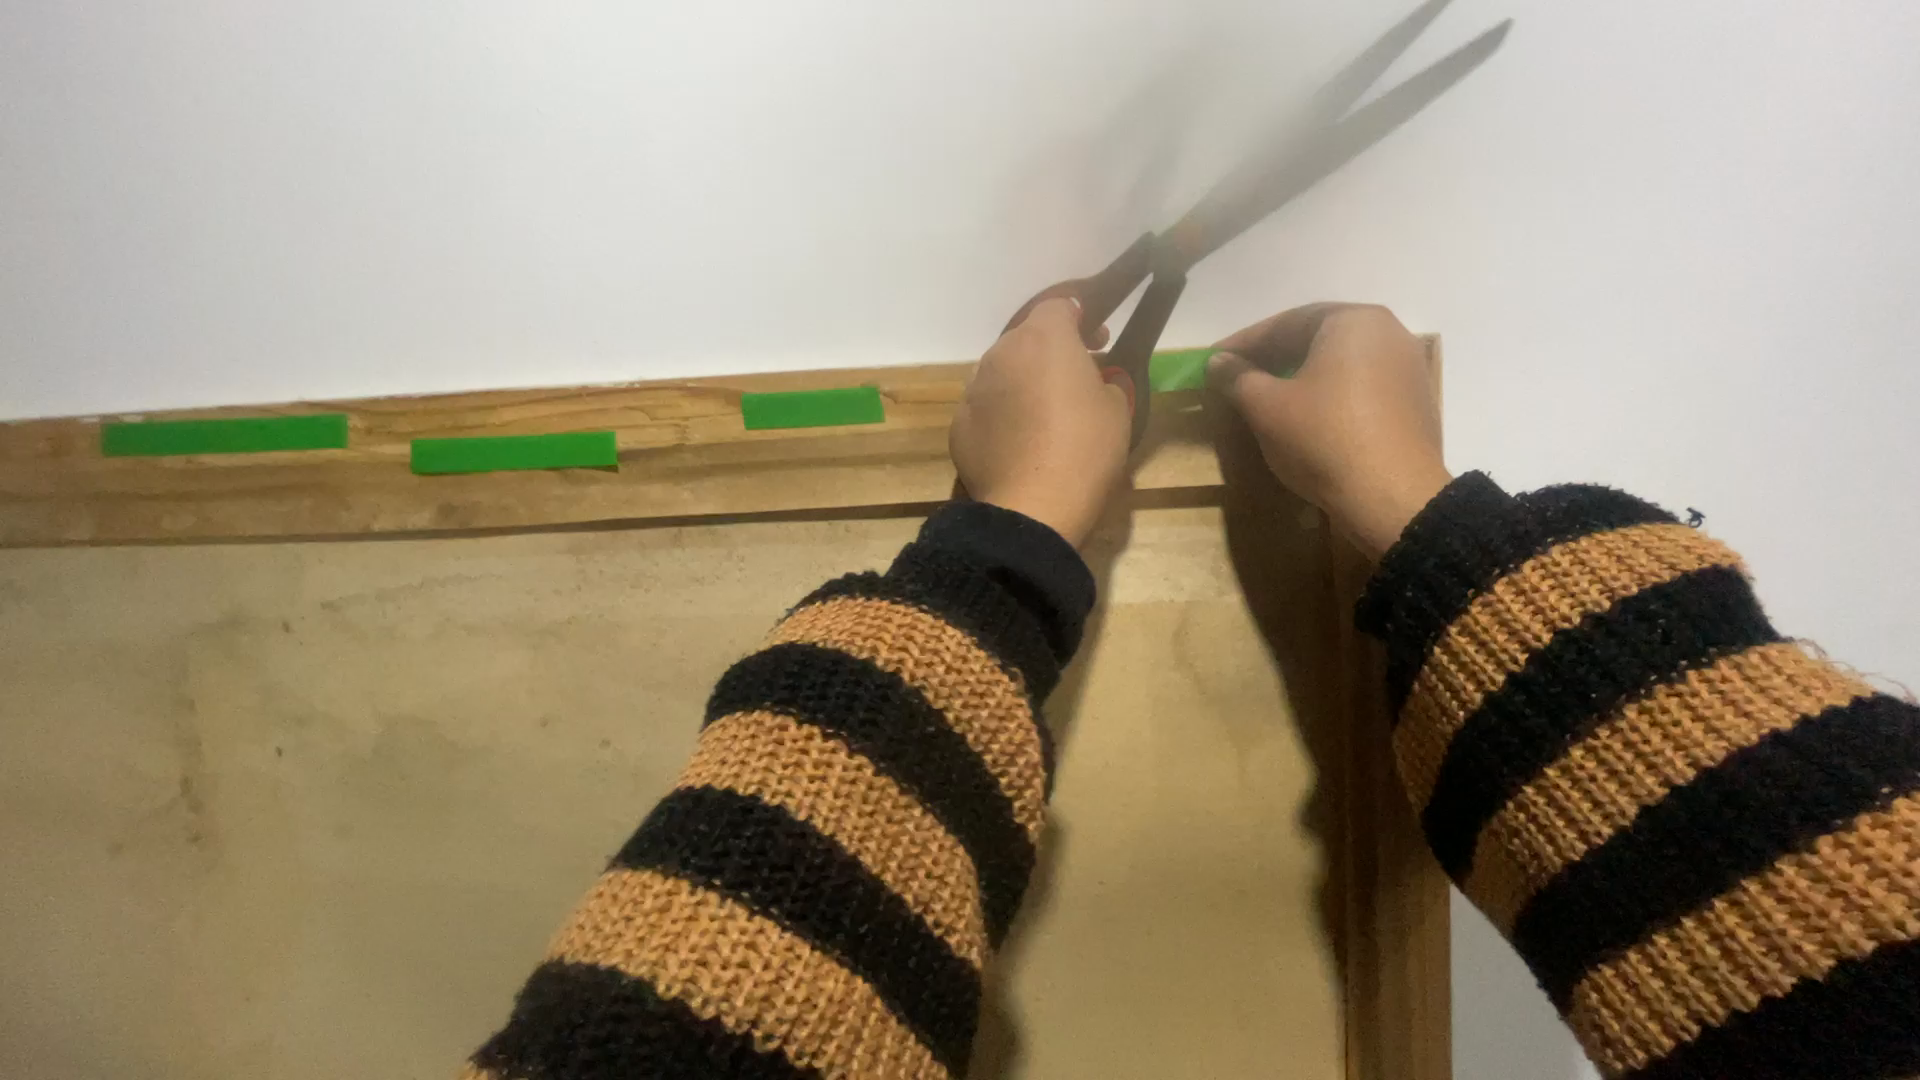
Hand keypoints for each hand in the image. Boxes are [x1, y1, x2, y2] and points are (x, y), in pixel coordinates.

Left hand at [950, 297, 1131, 547]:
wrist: (1033, 508)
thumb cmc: (1084, 450)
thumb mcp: (1117, 409)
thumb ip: (1106, 382)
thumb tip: (1097, 382)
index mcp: (1042, 339)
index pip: (1058, 307)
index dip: (1081, 321)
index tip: (1098, 344)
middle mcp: (999, 355)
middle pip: (1025, 342)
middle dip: (1049, 355)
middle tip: (1073, 383)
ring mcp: (973, 391)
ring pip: (1001, 375)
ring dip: (1021, 385)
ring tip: (1042, 419)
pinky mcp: (958, 426)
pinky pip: (984, 411)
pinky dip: (1000, 418)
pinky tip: (1018, 446)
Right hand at [1207, 303, 1449, 558]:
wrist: (1390, 497)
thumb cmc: (1322, 438)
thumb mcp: (1266, 407)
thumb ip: (1237, 377)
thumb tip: (1218, 363)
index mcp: (1353, 322)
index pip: (1285, 323)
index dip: (1242, 344)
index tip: (1213, 361)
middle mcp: (1387, 333)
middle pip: (1315, 339)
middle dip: (1271, 358)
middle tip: (1235, 378)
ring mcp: (1406, 368)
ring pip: (1337, 364)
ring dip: (1297, 377)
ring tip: (1264, 398)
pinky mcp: (1411, 403)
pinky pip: (1357, 387)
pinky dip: (1325, 395)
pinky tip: (1303, 418)